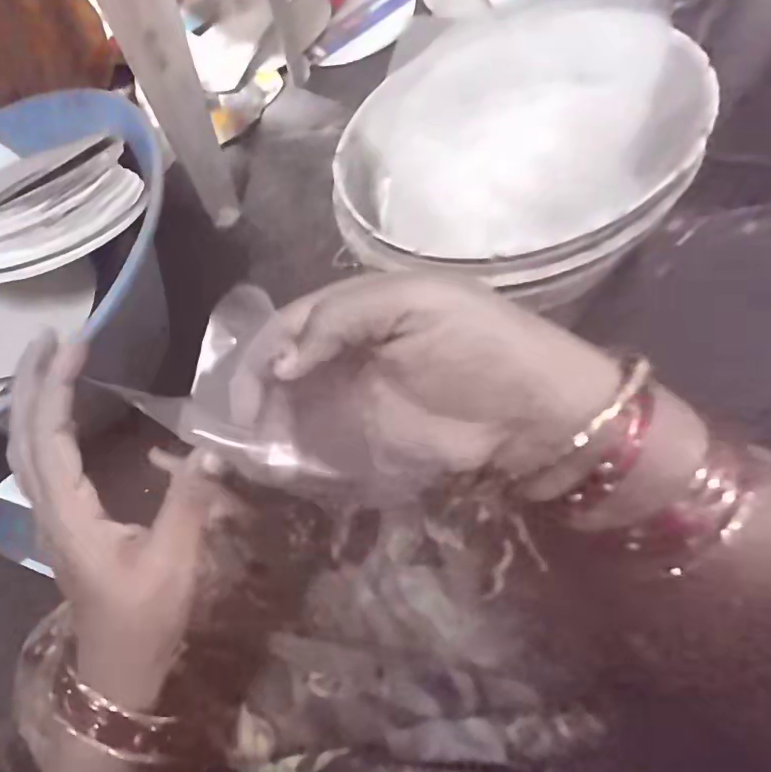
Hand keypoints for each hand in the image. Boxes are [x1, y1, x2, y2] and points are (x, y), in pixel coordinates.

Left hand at [9, 334, 224, 710]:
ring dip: (31, 403)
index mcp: (67, 514)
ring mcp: (48, 519)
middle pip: (21, 435)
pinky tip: (58, 417)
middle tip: (48, 337)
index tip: (76, 342)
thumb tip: (212, 444)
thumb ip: (189, 502)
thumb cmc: (144, 623)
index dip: (59, 385)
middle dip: (30, 382)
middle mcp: (47, 510)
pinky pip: (37, 465)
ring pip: (23, 450)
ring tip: (48, 364)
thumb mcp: (173, 564)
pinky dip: (42, 429)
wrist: (117, 672)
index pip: (50, 435)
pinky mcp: (60, 525)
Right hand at [230, 274, 624, 485]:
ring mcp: (343, 399)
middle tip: (241, 428)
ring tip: (242, 452)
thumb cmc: (478, 348)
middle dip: (249, 394)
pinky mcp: (353, 441)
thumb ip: (341, 320)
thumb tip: (281, 366)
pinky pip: (305, 443)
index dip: (262, 355)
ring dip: (257, 426)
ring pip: (282, 407)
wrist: (529, 415)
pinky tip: (265, 466)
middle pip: (275, 369)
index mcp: (350, 312)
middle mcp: (338, 354)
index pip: (286, 327)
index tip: (253, 392)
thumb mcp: (415, 305)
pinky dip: (279, 454)